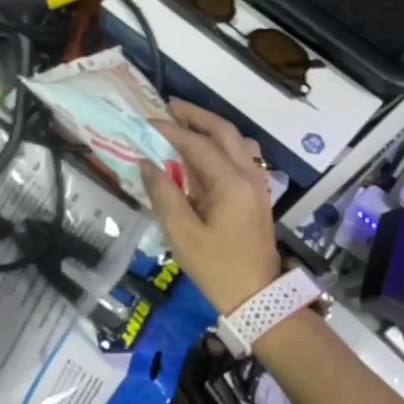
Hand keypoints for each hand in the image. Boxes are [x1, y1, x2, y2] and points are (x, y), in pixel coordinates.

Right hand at [140, 100, 281, 313]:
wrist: (256, 297)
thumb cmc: (216, 267)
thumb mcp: (181, 234)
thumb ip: (163, 194)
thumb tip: (146, 163)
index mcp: (230, 183)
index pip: (197, 144)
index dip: (170, 130)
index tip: (146, 121)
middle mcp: (249, 175)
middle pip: (224, 131)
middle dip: (196, 116)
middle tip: (169, 106)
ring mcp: (257, 183)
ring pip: (237, 141)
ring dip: (211, 128)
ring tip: (185, 124)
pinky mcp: (257, 193)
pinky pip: (241, 156)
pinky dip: (221, 144)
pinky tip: (203, 152)